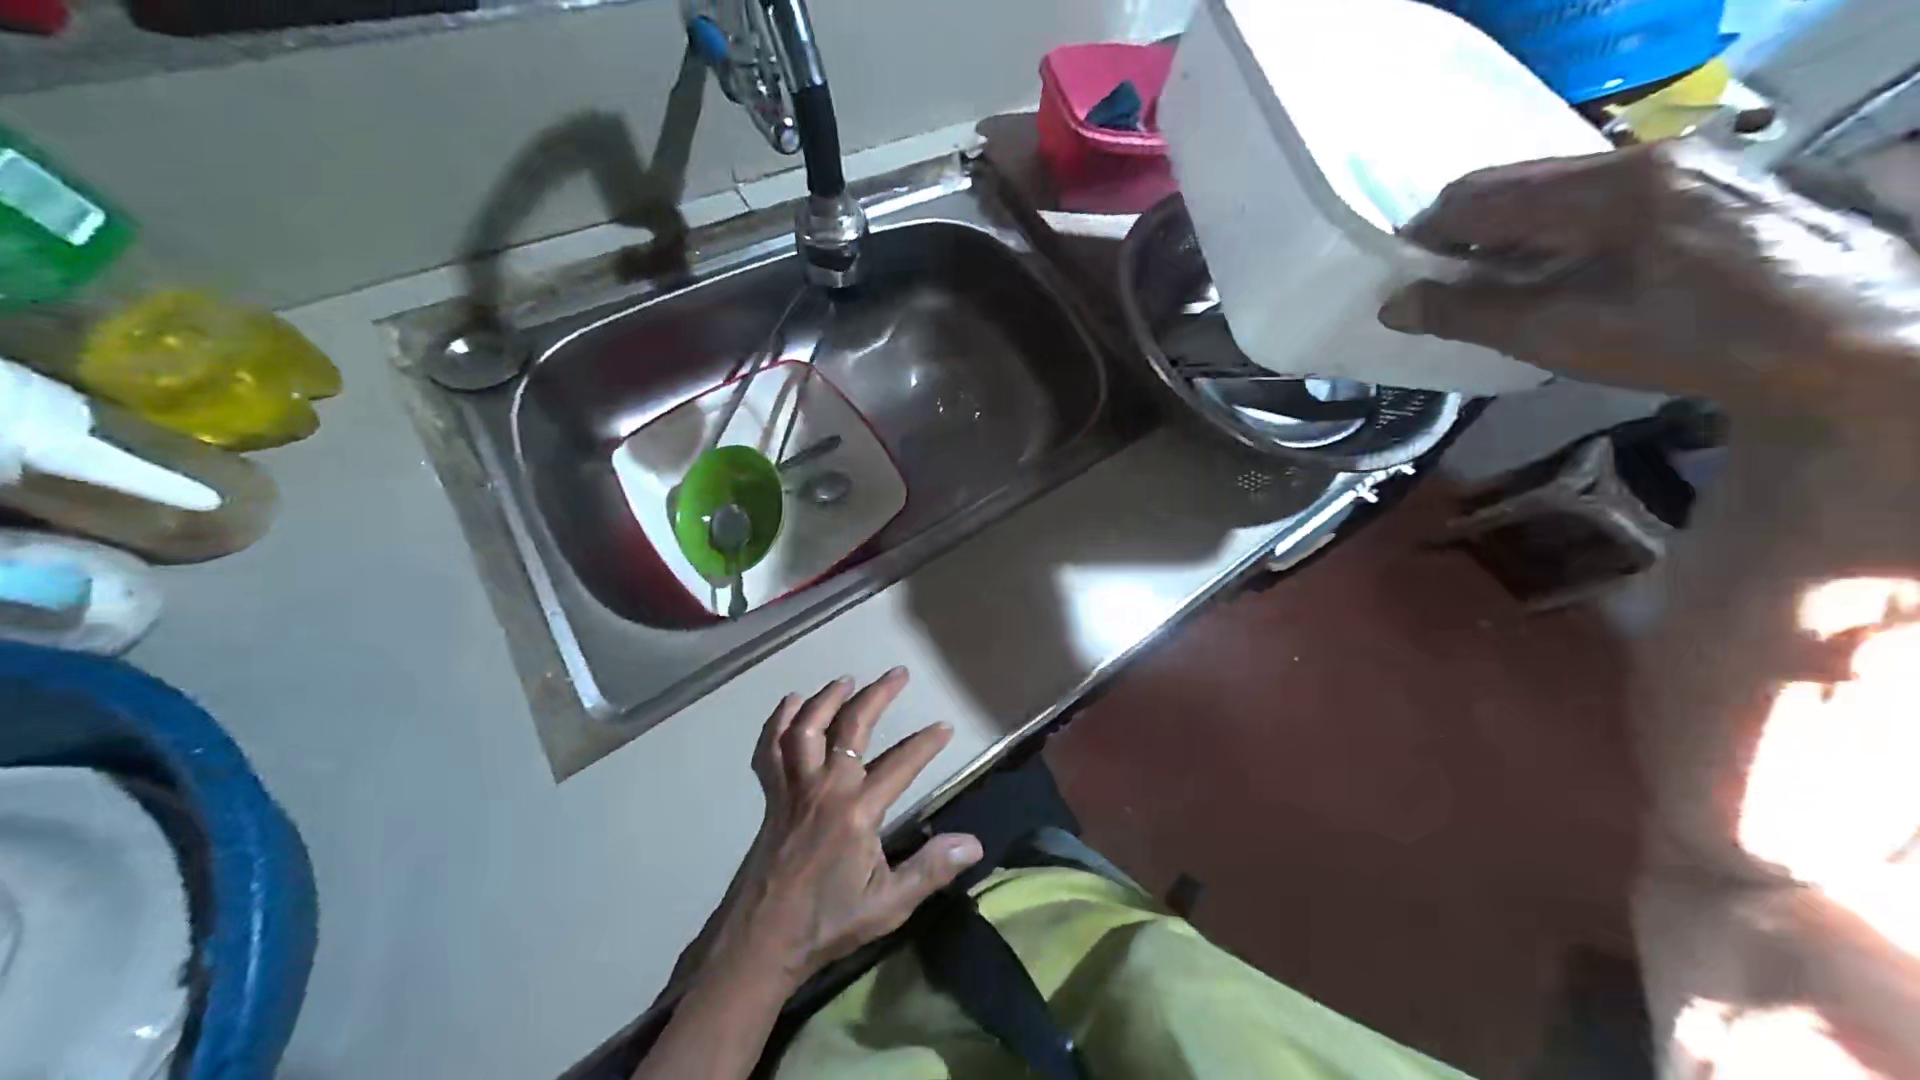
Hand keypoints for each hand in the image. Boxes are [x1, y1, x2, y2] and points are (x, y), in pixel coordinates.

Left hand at [719, 668, 982, 991]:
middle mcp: (825, 787)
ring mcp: (793, 788)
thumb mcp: (888, 905)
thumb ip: (931, 869)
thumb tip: (974, 842)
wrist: (762, 939)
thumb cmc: (828, 922)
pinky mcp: (772, 795)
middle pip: (852, 726)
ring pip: (807, 727)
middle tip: (898, 673)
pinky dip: (779, 721)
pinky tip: (791, 703)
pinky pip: (770, 749)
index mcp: (857, 811)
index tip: (944, 727)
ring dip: (827, 698)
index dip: (926, 743)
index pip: (901, 764)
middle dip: (878, 695)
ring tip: (847, 679)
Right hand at [1379, 141, 1919, 415]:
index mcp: (1607, 185)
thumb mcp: (1560, 333)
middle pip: (1524, 182)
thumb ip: (1468, 312)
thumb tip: (1393, 305)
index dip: (1428, 233)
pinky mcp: (1726, 185)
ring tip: (1506, 283)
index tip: (1405, 274)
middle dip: (1471, 231)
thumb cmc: (1689, 339)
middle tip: (1448, 283)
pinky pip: (1615, 196)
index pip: (1480, 193)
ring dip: (1521, 232)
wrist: (1857, 342)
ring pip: (1569, 188)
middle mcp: (1651, 156)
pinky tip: (1574, 272)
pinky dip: (1571, 230)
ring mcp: (1696, 165)